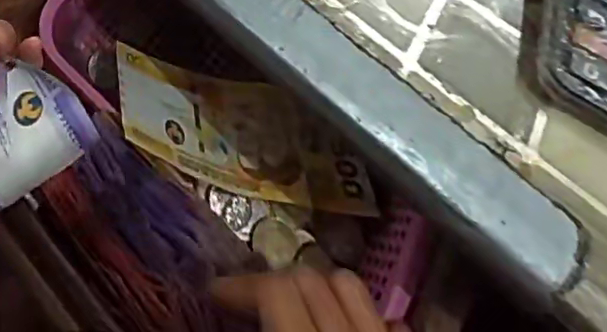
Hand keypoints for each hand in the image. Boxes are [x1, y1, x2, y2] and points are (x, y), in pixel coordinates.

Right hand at [212, 268, 389, 331]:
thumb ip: (258, 327)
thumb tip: (227, 310)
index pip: (275, 290)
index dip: (239, 285)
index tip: (215, 293)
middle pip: (310, 279)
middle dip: (275, 281)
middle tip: (249, 302)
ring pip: (352, 287)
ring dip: (320, 287)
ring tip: (297, 305)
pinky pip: (390, 325)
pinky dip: (369, 319)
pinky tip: (349, 329)